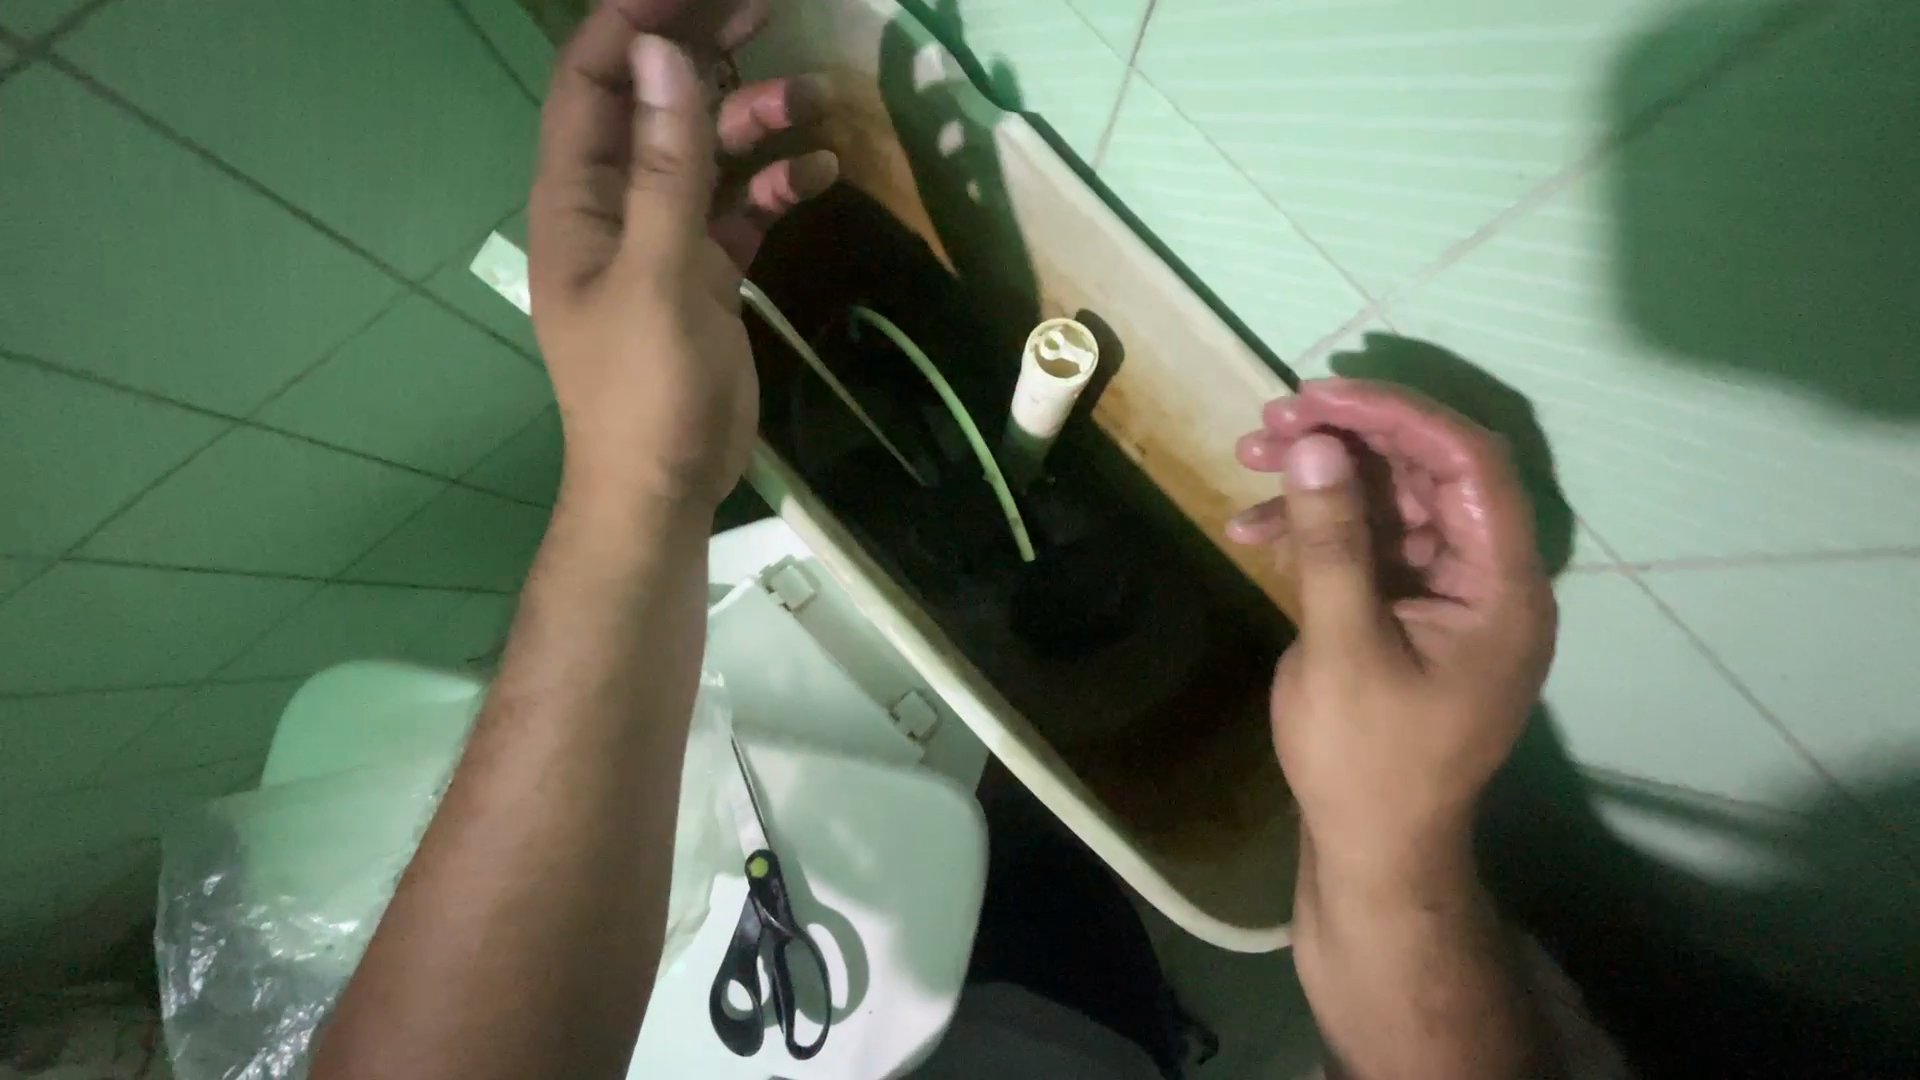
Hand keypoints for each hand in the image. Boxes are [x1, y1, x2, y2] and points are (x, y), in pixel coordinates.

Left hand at [529, 0, 837, 517]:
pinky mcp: (709, 277)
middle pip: (657, 108)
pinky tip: (818, 174)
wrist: (664, 482)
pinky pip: (743, 214)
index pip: (595, 83)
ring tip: (813, 98)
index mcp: (578, 200)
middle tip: (763, 8)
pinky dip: (776, 190)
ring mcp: (666, 243)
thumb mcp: (655, 278)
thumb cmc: (642, 389)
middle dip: (704, 54)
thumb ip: (663, 173)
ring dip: (755, 126)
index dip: (635, 24)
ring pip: (708, 160)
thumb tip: (664, 57)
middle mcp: (617, 208)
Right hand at [1228, 378, 1555, 879]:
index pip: (1468, 464)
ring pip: (1386, 502)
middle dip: (1346, 440)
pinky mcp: (1397, 606)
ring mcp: (1437, 590)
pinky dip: (1308, 529)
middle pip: (1424, 474)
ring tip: (1248, 456)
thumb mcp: (1344, 646)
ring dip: (1319, 477)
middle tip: (1271, 421)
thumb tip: (1313, 447)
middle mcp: (1481, 575)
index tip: (1317, 398)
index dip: (1397, 416)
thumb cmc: (1368, 756)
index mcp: (1502, 584)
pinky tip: (1248, 529)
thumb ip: (1333, 542)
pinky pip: (1359, 544)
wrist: (1369, 840)